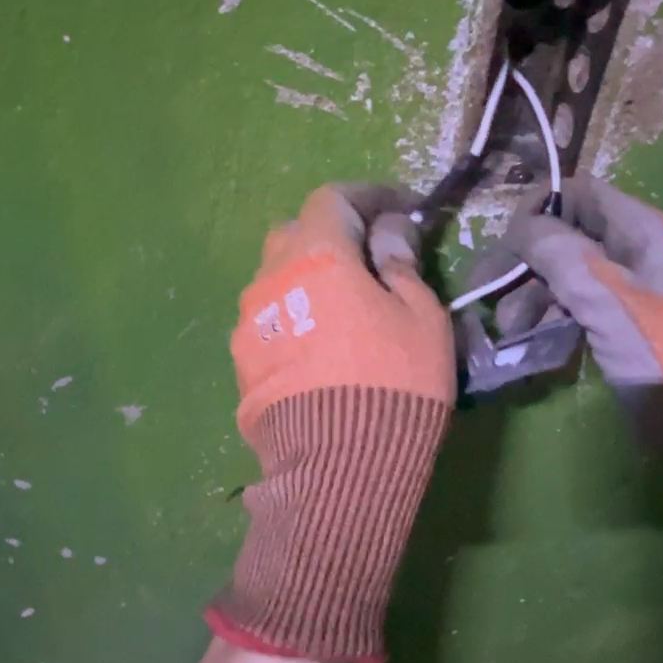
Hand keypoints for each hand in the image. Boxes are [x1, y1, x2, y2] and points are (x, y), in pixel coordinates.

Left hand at [231, 184, 453, 419]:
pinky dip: (295, 318)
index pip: (333, 198)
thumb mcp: (420, 316)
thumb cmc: (394, 379)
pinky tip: (319, 348)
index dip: (368, 196)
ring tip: (343, 310)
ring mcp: (249, 321)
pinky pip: (269, 321)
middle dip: (333, 236)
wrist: (339, 466)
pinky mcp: (241, 362)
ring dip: (308, 279)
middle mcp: (270, 276)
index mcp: (316, 254)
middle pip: (297, 234)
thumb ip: (400, 263)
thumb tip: (387, 233)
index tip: (399, 209)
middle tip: (369, 260)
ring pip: (276, 278)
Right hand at [499, 175, 662, 386]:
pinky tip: (529, 340)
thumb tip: (523, 227)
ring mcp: (638, 290)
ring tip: (508, 328)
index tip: (504, 241)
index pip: (582, 194)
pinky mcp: (630, 324)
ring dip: (534, 294)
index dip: (539, 208)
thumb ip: (559, 253)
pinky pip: (584, 306)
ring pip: (573, 275)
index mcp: (648, 232)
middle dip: (527, 260)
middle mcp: (642, 252)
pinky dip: (554, 317)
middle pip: (571, 237)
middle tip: (485, 288)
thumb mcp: (607, 299)